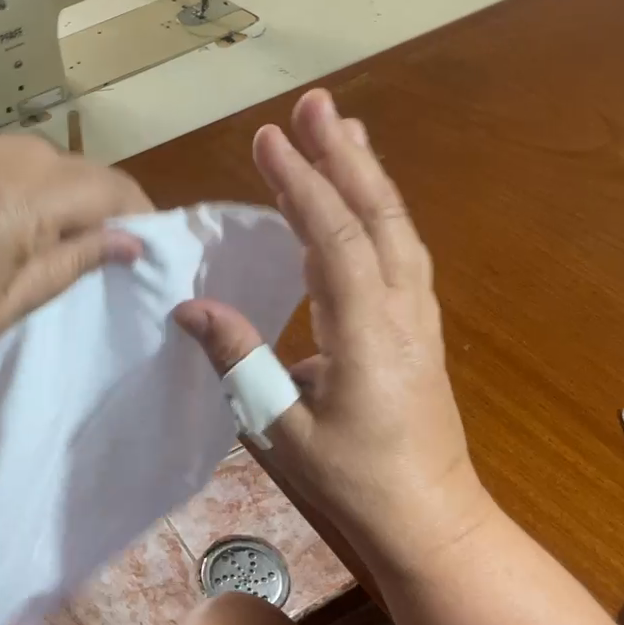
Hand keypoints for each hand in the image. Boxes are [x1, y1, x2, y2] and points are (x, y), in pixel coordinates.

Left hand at [0, 133, 151, 416]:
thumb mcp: (4, 306)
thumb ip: (70, 262)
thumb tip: (127, 242)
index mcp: (19, 192)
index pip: (105, 184)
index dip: (133, 212)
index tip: (138, 243)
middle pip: (60, 164)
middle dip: (81, 201)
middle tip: (78, 247)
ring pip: (13, 154)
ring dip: (31, 187)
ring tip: (18, 234)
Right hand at [173, 90, 493, 568]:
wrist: (432, 520)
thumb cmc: (355, 483)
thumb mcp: (283, 431)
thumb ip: (240, 362)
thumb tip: (191, 306)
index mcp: (366, 334)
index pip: (331, 239)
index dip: (299, 185)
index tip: (267, 139)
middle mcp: (400, 311)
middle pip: (375, 216)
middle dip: (342, 156)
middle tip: (315, 105)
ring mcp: (418, 317)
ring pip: (396, 229)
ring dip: (367, 175)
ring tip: (342, 131)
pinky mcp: (419, 328)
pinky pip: (400, 252)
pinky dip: (379, 211)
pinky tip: (364, 201)